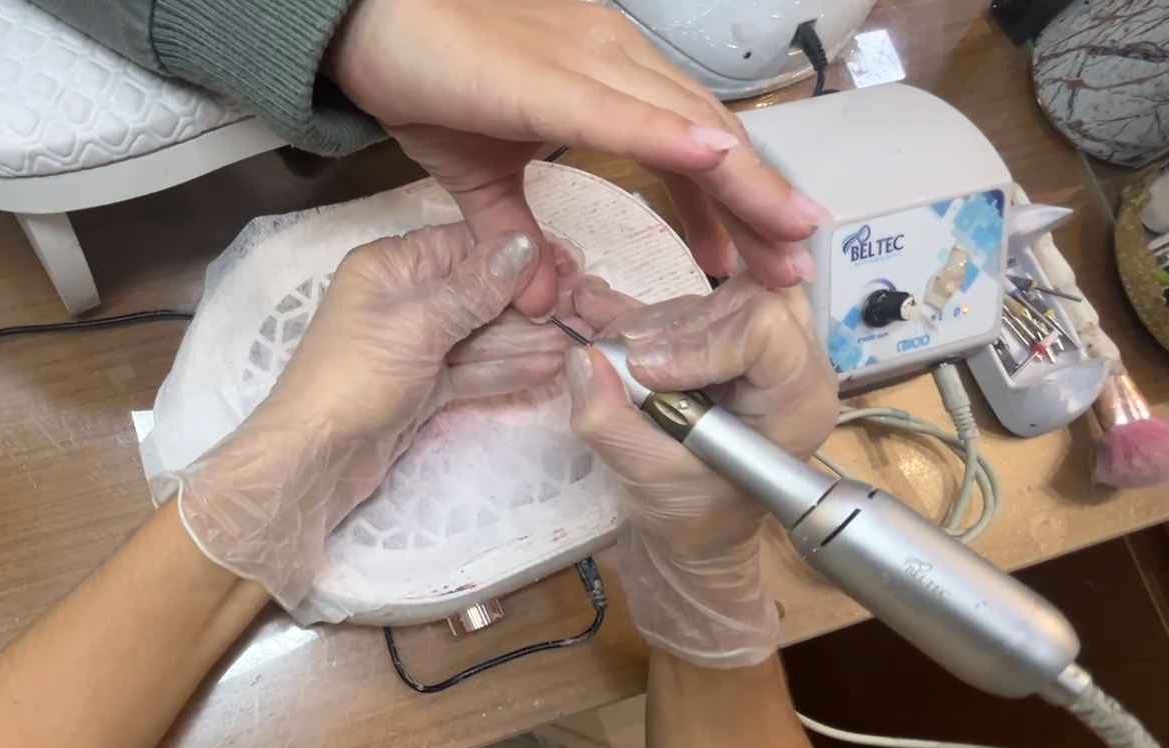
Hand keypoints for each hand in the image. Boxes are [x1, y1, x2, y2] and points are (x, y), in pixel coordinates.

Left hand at [168, 225, 550, 615]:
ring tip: (576, 344)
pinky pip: (469, 370)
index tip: (567, 269)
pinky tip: (547, 367)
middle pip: (477, 292)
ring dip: (524, 341)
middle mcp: (403, 300)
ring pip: (477, 335)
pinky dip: (503, 369)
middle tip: (582, 311)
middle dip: (527, 304)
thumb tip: (524, 243)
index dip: (518, 257)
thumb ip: (475, 287)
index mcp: (391, 266)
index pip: (465, 247)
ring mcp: (413, 348)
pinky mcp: (421, 388)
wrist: (317, 459)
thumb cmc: (357, 378)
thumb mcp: (418, 323)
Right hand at [327, 0, 827, 315]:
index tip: (758, 258)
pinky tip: (719, 161)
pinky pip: (622, 112)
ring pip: (685, 127)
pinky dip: (671, 138)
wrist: (374, 20)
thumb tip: (539, 298)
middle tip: (794, 267)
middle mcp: (616, 64)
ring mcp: (591, 62)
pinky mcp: (551, 77)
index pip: (687, 149)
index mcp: (604, 84)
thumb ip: (517, 234)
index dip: (728, 205)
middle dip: (756, 208)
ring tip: (786, 238)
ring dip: (741, 185)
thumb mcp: (481, 180)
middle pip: (706, 141)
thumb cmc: (432, 86)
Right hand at [562, 275, 837, 665]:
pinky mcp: (717, 339)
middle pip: (739, 302)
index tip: (644, 374)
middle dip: (670, 331)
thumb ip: (611, 422)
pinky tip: (591, 309)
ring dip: (647, 328)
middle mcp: (787, 362)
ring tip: (611, 364)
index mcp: (794, 400)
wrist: (691, 526)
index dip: (699, 342)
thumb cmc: (688, 515)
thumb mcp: (646, 478)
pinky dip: (633, 314)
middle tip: (625, 367)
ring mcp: (753, 347)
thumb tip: (580, 359)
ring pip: (705, 299)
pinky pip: (681, 305)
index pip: (764, 329)